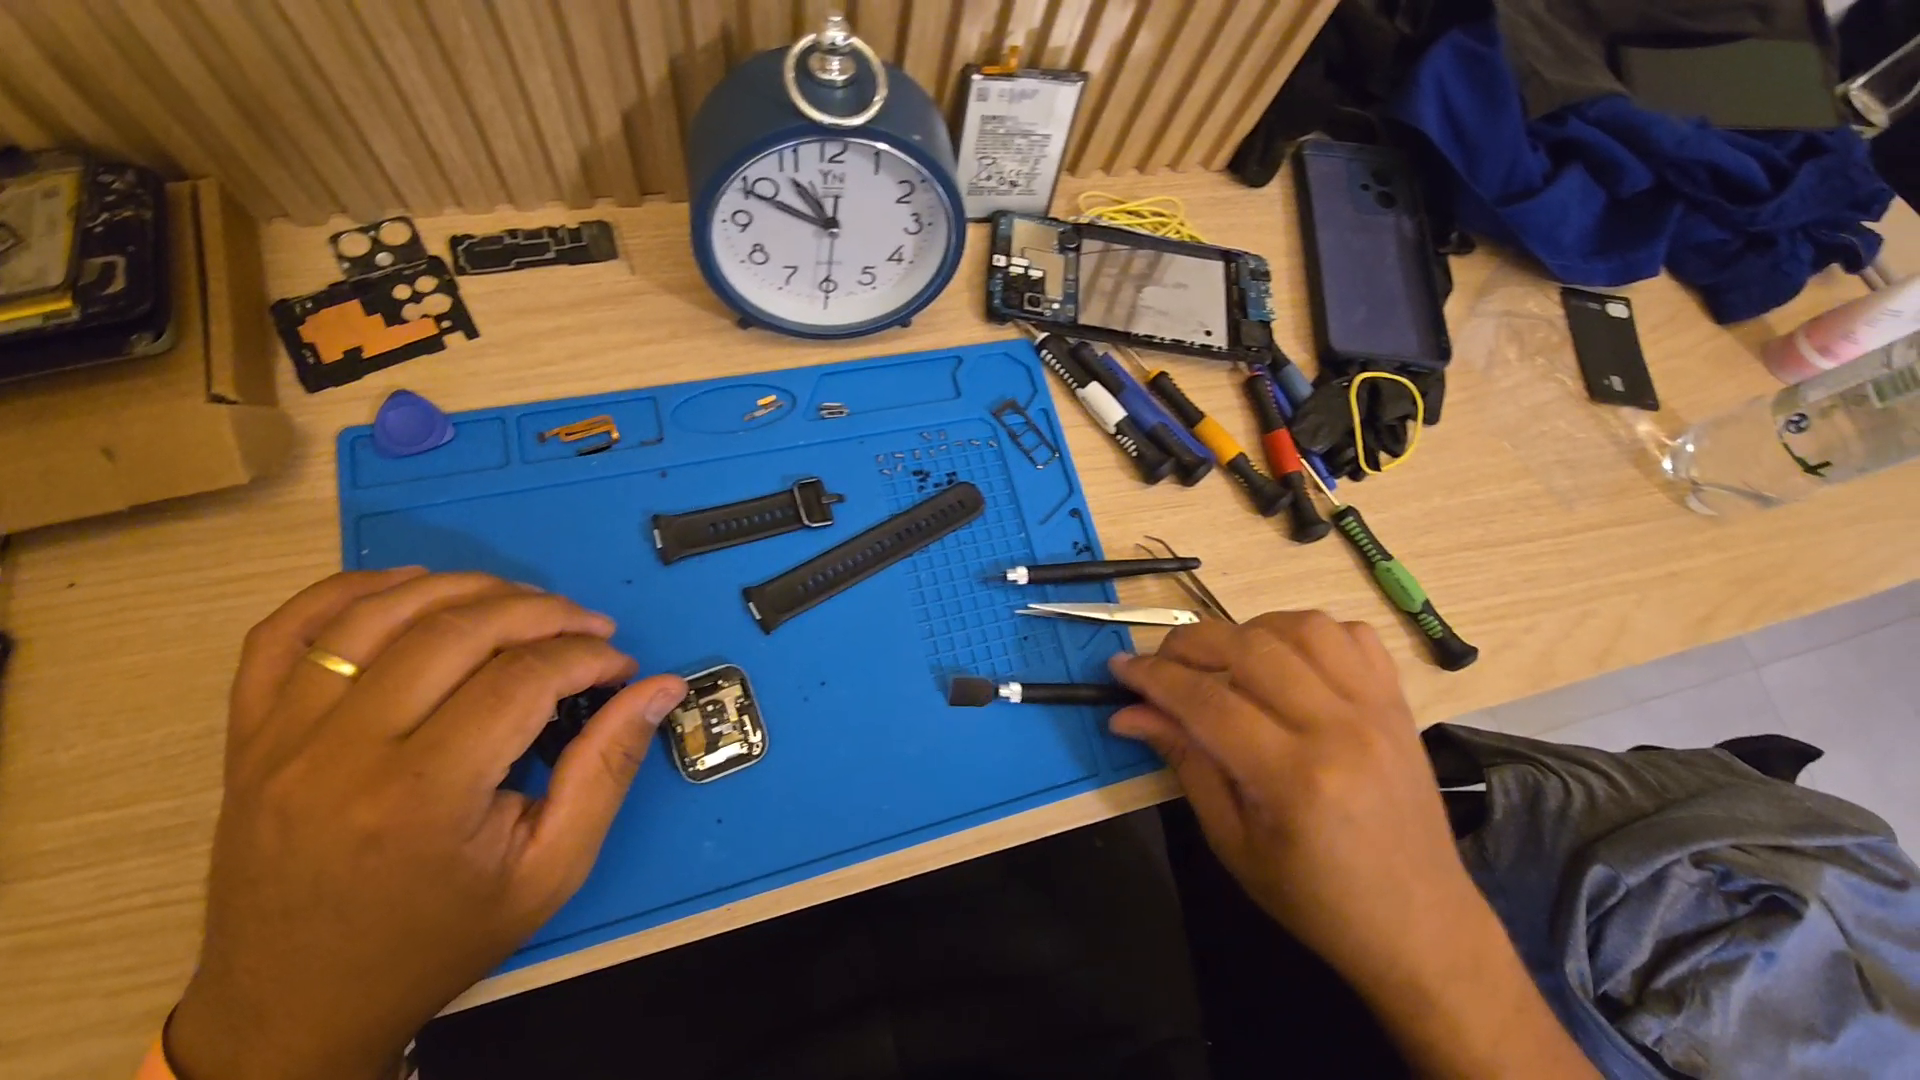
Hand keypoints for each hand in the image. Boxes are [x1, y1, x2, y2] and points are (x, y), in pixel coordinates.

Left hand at [166, 570, 687, 1079]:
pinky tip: (411, 588)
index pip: (521, 679)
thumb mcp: (551, 870)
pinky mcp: (248, 735)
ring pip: (375, 614)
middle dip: (541, 611)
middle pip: (455, 631)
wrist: (299, 1005)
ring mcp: (281, 739)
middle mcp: (342, 754)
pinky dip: (351, 591)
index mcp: (425, 797)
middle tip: (588, 626)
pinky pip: (286, 632)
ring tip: (519, 601)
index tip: (620, 667)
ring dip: (462, 588)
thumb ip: (608, 770)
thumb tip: (661, 688)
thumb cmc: (440, 940)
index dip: (586, 657)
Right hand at [1109, 612, 1597, 1078]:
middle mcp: (1339, 728)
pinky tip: (1285, 660)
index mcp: (1294, 777)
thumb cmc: (1315, 898)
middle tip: (1160, 663)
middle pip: (1249, 647)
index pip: (1207, 700)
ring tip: (1223, 659)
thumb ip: (1185, 763)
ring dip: (1248, 630)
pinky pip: (1351, 636)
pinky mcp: (1398, 703)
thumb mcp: (1233, 842)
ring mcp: (1377, 709)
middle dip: (1189, 644)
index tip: (1120, 669)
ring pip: (1300, 627)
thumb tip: (1129, 714)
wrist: (1419, 924)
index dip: (1154, 678)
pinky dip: (1307, 633)